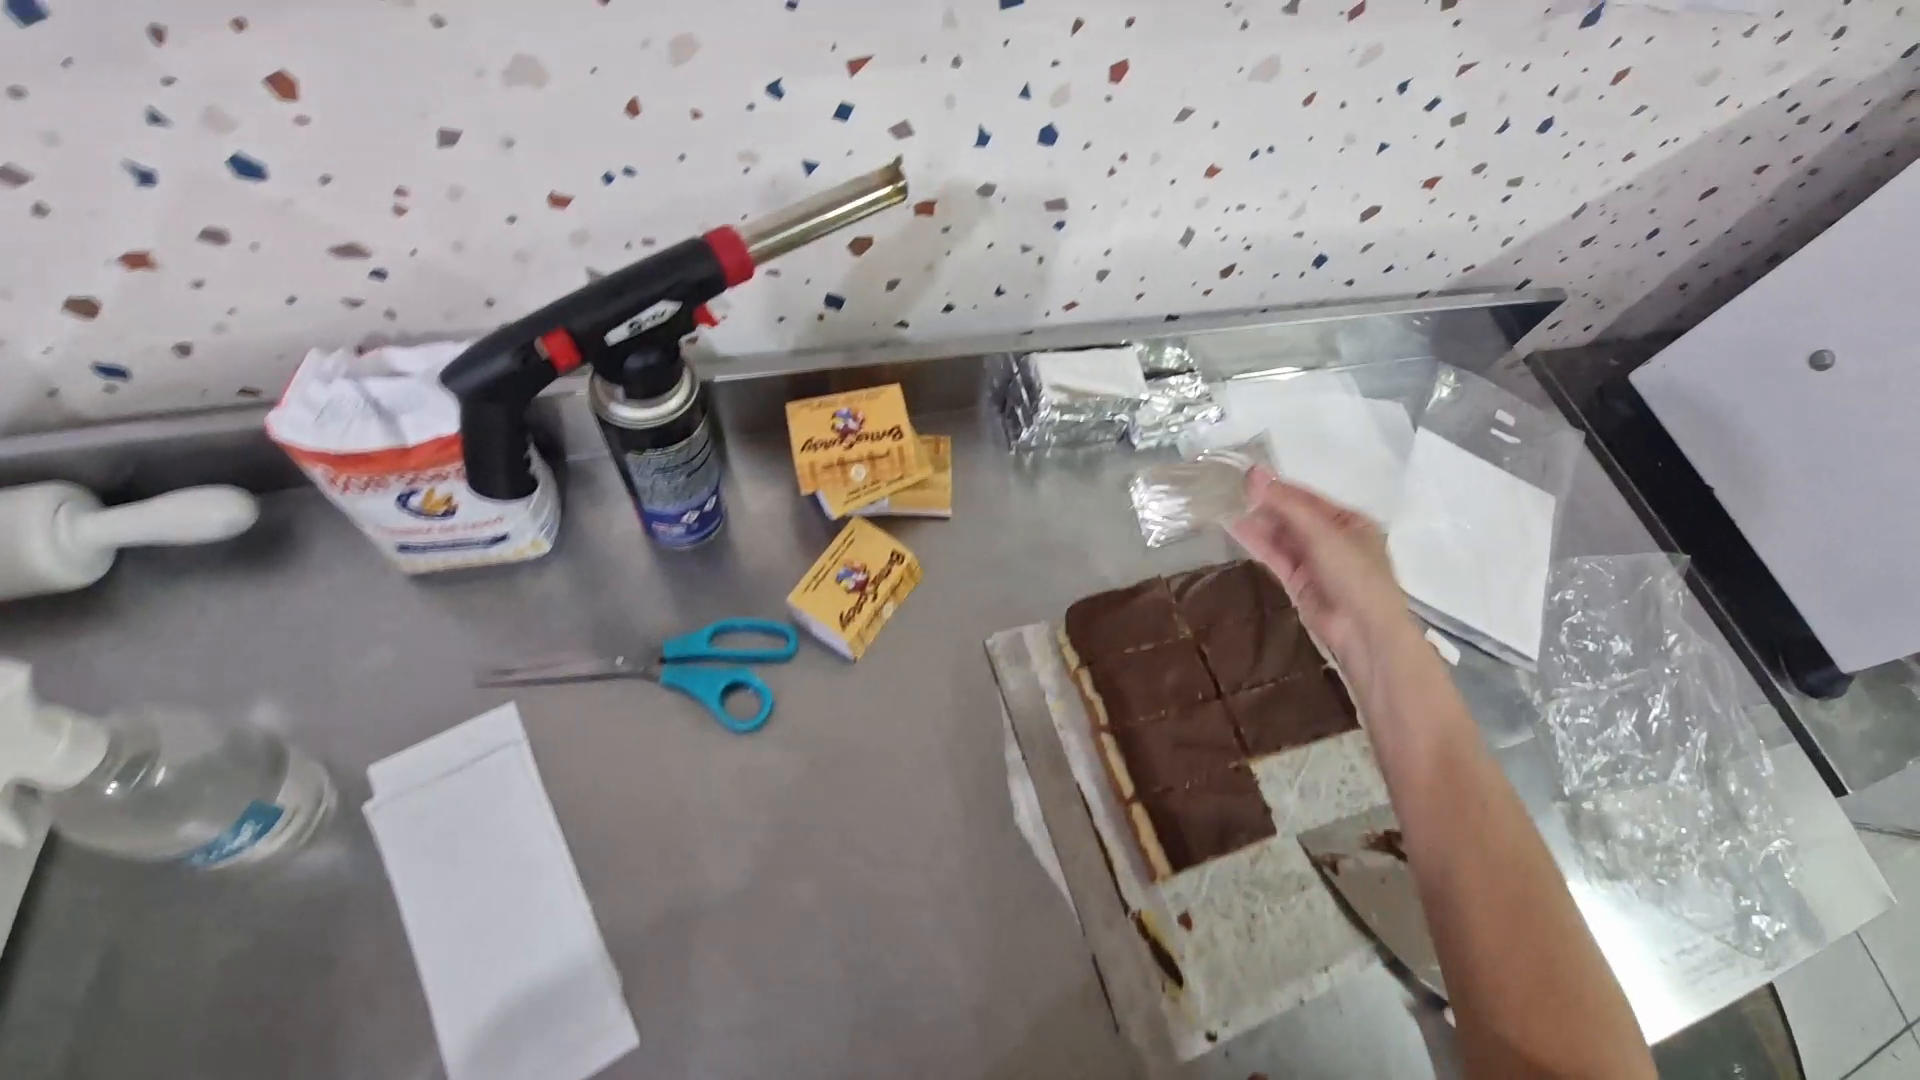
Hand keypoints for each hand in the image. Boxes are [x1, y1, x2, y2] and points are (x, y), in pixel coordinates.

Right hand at [1227, 467, 1417, 683]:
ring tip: (1225, 506)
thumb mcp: (1323, 533)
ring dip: (1256, 522)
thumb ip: (1286, 505)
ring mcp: (1314, 560)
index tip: (1246, 476)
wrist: (1362, 631)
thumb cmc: (1354, 575)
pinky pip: (1274, 555)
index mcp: (1349, 521)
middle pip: (1292, 516)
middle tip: (1229, 490)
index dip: (1278, 487)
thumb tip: (1254, 474)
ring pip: (1281, 536)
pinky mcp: (1297, 580)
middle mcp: (1332, 538)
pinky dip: (1256, 542)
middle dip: (1264, 505)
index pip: (1308, 498)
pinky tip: (1235, 528)